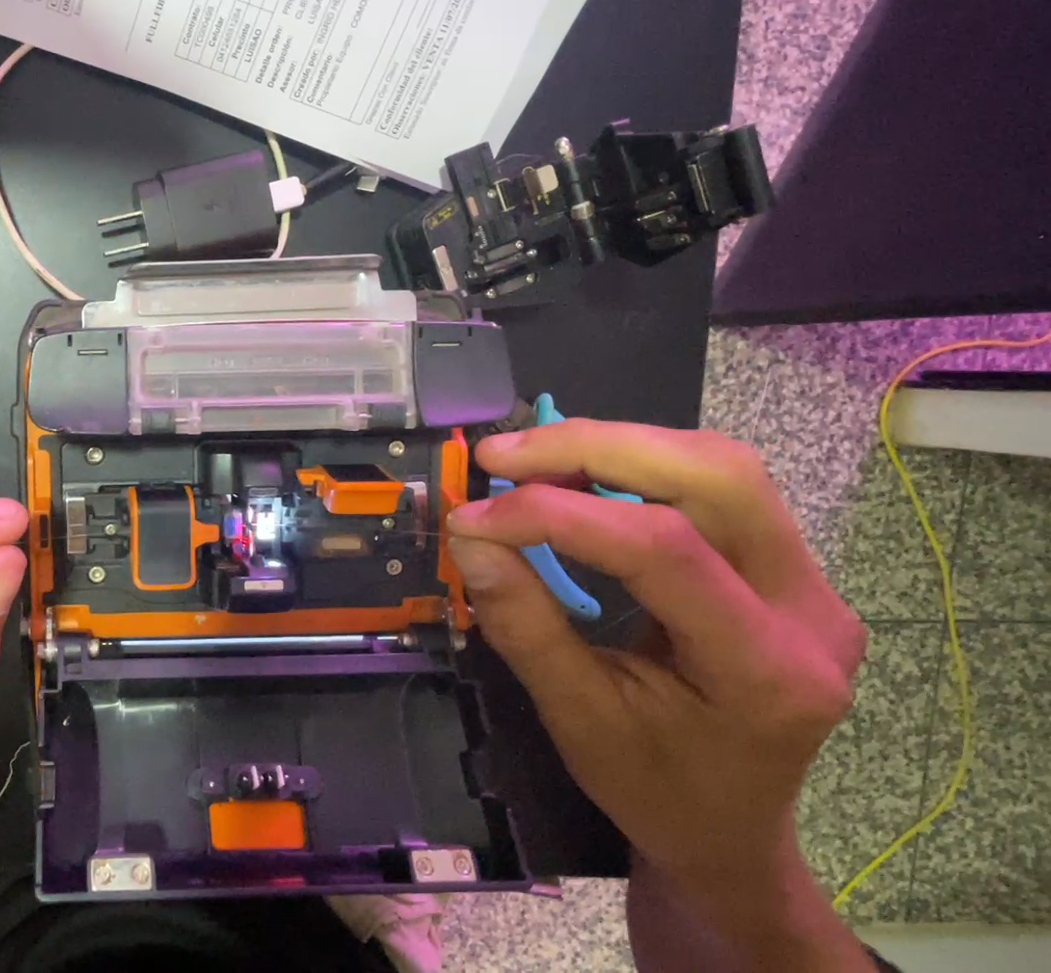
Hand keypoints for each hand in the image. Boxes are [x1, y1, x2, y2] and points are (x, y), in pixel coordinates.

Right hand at [444, 420, 870, 970]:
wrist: (729, 830)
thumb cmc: (652, 788)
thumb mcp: (575, 717)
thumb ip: (522, 622)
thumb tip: (467, 535)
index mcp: (765, 668)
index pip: (663, 550)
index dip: (557, 516)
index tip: (471, 517)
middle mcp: (811, 610)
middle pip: (716, 477)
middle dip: (597, 448)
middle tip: (502, 455)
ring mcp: (810, 583)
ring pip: (721, 467)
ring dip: (616, 448)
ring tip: (529, 461)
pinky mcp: (786, 568)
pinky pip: (713, 489)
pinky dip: (633, 468)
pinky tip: (575, 477)